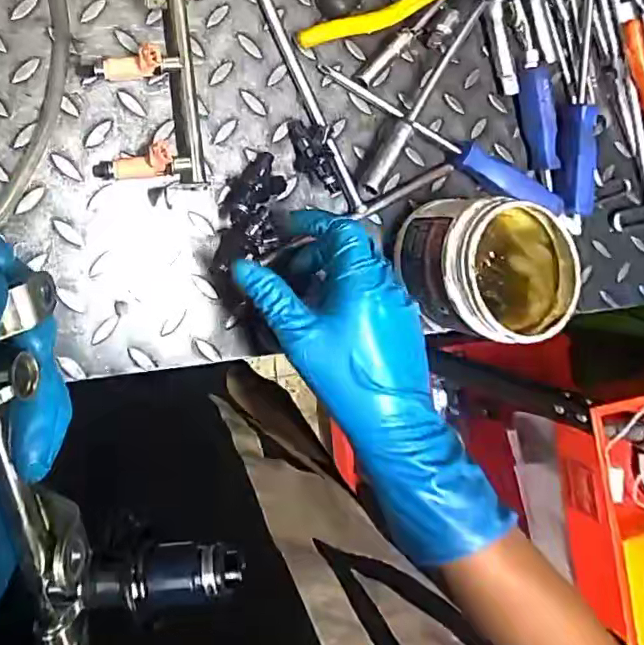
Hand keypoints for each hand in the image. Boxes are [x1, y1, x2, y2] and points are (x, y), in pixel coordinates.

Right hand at [232, 210, 511, 565]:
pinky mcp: (397, 321)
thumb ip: (270, 294)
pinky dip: (342, 288)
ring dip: (326, 269)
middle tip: (286, 263)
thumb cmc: (349, 380)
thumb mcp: (297, 332)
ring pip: (358, 269)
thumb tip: (246, 270)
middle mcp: (385, 285)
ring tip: (299, 290)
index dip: (312, 222)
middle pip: (349, 248)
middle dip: (313, 249)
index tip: (290, 226)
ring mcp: (395, 303)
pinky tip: (321, 312)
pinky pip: (368, 289)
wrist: (392, 422)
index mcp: (362, 280)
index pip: (341, 229)